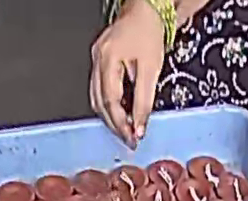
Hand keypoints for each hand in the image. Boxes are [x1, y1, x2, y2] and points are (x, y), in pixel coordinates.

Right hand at [90, 2, 167, 146]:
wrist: (145, 11)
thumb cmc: (148, 33)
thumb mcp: (151, 70)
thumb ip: (144, 102)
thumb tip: (140, 129)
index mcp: (108, 58)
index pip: (110, 101)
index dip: (121, 124)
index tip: (132, 139)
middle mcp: (97, 59)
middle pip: (100, 103)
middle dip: (115, 125)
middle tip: (129, 140)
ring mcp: (96, 60)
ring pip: (97, 99)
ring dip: (111, 118)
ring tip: (126, 131)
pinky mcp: (100, 62)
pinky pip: (99, 90)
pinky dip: (109, 106)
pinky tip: (121, 115)